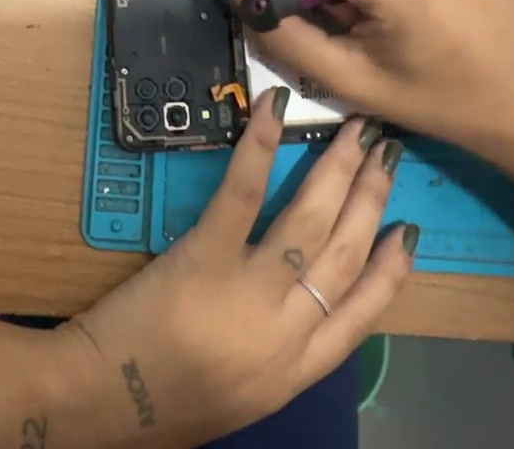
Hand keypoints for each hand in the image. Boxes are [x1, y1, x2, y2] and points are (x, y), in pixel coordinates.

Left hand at [50, 90, 415, 447]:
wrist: (107, 403)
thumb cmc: (170, 403)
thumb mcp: (245, 395)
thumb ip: (280, 354)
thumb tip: (303, 308)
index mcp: (298, 368)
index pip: (365, 311)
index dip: (393, 267)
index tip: (407, 227)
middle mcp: (287, 330)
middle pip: (346, 253)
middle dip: (372, 198)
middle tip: (386, 153)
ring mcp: (249, 291)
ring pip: (310, 221)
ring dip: (338, 169)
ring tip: (357, 131)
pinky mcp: (204, 255)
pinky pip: (242, 194)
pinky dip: (261, 147)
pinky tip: (274, 111)